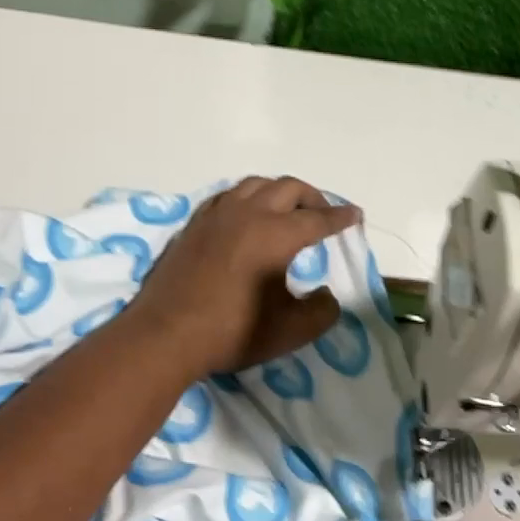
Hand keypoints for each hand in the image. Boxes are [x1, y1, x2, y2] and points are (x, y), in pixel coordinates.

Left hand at [129, 176, 360, 374]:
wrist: (164, 335)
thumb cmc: (231, 332)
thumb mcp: (290, 331)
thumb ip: (320, 311)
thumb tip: (326, 295)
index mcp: (276, 234)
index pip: (318, 218)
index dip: (340, 217)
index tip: (355, 215)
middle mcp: (248, 214)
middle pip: (288, 189)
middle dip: (312, 198)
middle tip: (323, 213)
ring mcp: (217, 216)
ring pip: (255, 185)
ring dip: (279, 192)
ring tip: (287, 209)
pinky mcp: (193, 225)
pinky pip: (228, 196)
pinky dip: (247, 198)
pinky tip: (246, 215)